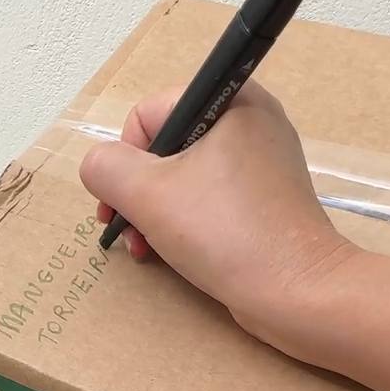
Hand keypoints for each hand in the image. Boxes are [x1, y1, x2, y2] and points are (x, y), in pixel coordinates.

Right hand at [77, 81, 361, 342]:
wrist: (293, 290)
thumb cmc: (225, 234)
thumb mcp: (150, 195)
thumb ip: (107, 169)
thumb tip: (96, 166)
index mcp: (230, 100)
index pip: (149, 114)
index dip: (124, 160)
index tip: (118, 205)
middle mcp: (250, 122)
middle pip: (164, 148)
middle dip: (137, 195)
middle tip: (128, 232)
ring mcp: (260, 164)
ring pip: (183, 179)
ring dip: (153, 216)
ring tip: (146, 250)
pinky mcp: (263, 202)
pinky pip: (207, 202)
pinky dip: (183, 226)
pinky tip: (172, 254)